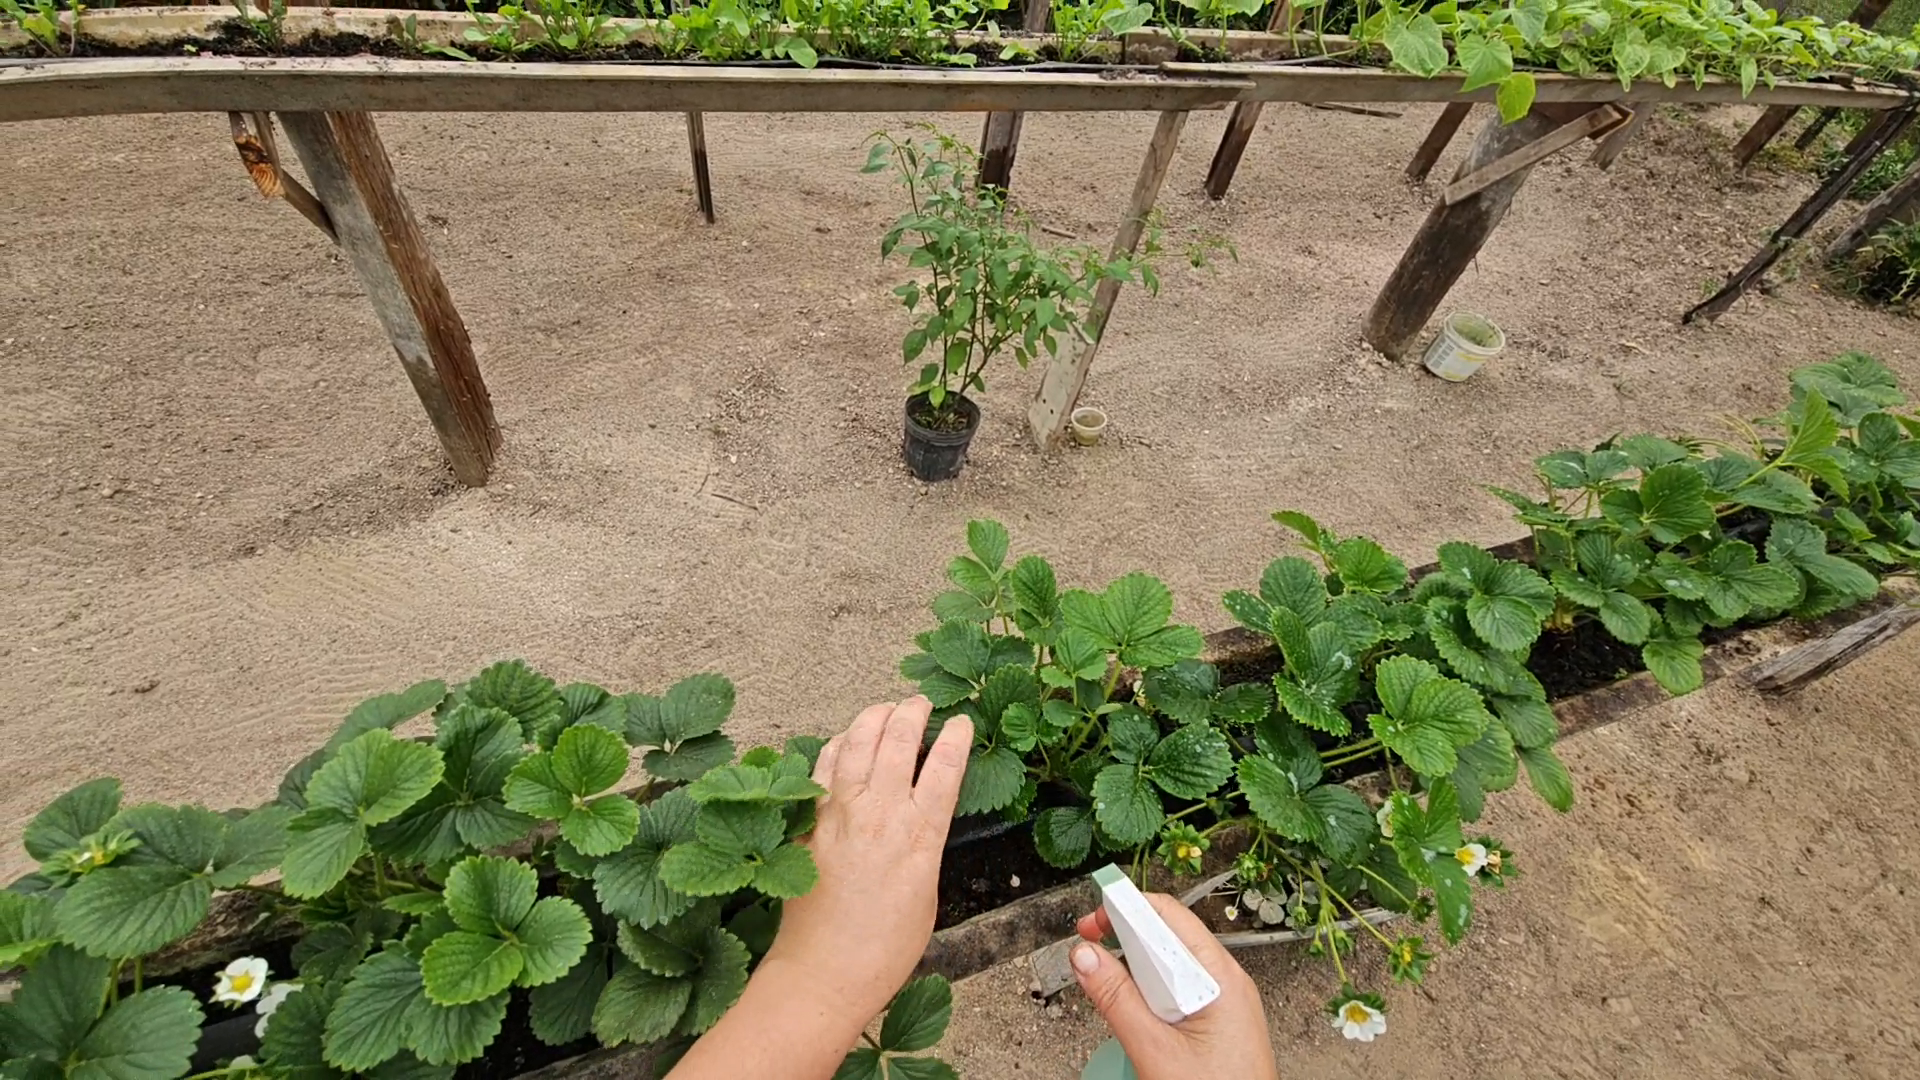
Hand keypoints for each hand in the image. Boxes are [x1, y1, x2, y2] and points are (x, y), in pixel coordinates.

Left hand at [762, 696, 971, 1026]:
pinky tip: (845, 739)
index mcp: (919, 836)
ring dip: (874, 716)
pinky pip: (823, 767)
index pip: (944, 767)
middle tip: (921, 703)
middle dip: (914, 711)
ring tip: (887, 707)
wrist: (822, 976)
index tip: (963, 721)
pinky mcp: (809, 821)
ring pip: (856, 742)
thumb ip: (925, 845)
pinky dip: (837, 744)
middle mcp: (879, 814)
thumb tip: (920, 817)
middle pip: (898, 740)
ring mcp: (839, 813)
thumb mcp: (927, 893)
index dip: (956, 736)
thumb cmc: (883, 949)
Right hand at [1071, 892, 1278, 1079]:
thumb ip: (1117, 1000)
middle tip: (1088, 949)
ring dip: (1135, 967)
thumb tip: (1085, 957)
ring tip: (1108, 984)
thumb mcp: (1156, 1053)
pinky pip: (1178, 990)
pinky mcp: (1218, 1025)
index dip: (1124, 909)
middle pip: (1167, 936)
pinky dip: (1150, 991)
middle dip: (1124, 937)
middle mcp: (1225, 982)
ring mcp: (1224, 1004)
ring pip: (1170, 964)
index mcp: (1219, 978)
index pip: (1166, 916)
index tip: (1091, 921)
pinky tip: (1134, 1010)